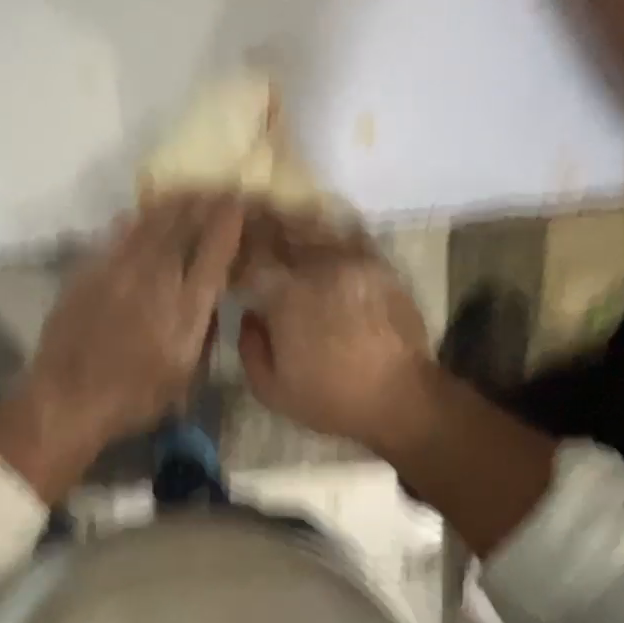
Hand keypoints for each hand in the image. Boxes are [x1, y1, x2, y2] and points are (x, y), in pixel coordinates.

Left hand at [0, 194, 242, 502]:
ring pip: (151, 220)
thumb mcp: (184, 378)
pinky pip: (117, 234)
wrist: (66, 400)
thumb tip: (210, 302)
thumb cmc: (131, 400)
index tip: (240, 202)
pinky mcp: (88, 270)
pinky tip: (138, 218)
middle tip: (216, 188)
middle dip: (205, 201)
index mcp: (186, 304)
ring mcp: (119, 268)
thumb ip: (203, 333)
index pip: (217, 245)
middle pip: (185, 222)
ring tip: (185, 193)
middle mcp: (155, 275)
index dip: (232, 218)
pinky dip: (135, 221)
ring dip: (172, 204)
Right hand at [236, 209, 434, 451]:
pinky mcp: (379, 264)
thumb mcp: (270, 389)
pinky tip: (318, 235)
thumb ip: (249, 348)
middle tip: (245, 224)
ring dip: (292, 224)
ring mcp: (353, 260)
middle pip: (281, 231)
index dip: (233, 255)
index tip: (226, 260)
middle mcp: (318, 266)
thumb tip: (249, 316)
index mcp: (285, 295)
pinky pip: (346, 235)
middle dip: (259, 228)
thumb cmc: (328, 399)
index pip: (250, 259)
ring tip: (278, 222)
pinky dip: (327, 231)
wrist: (398, 398)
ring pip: (314, 226)